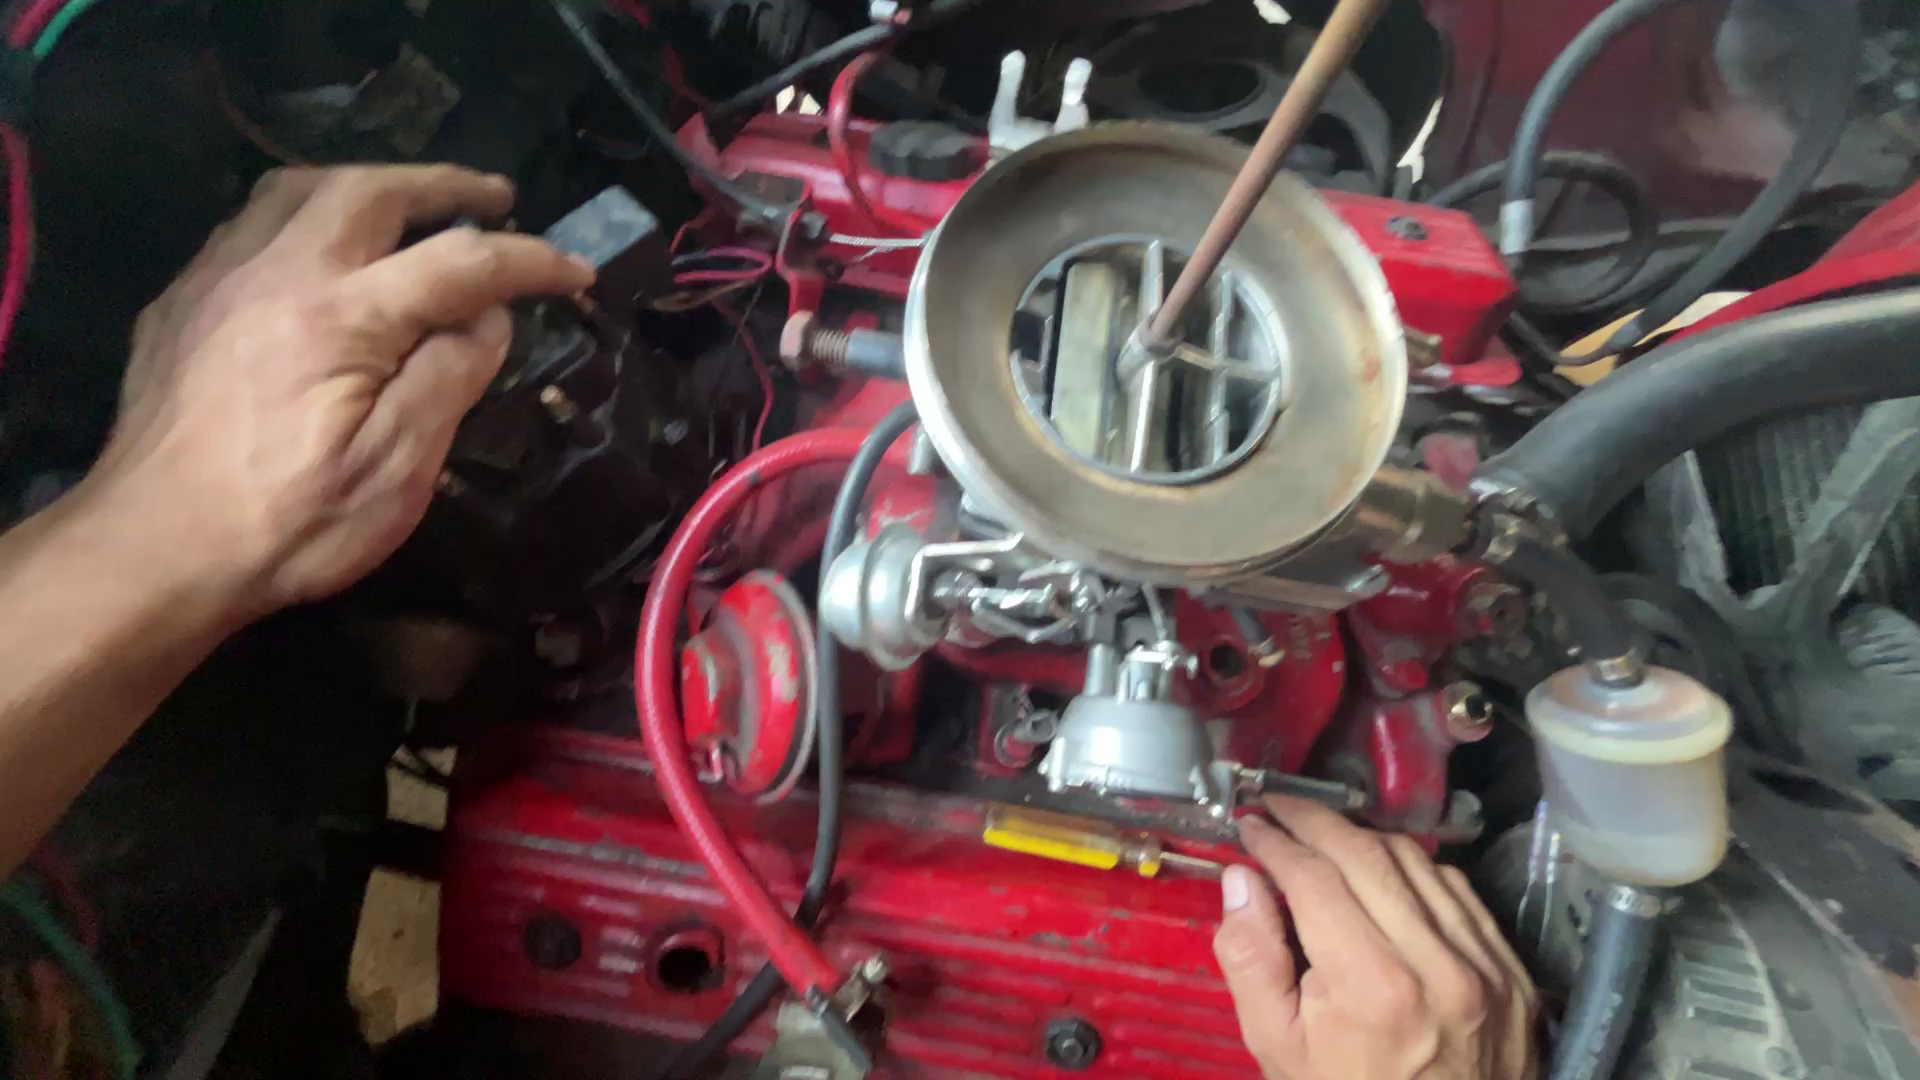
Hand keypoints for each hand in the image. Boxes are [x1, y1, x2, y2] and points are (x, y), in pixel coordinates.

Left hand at [93, 165, 594, 615]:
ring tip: (427, 208)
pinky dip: (323, 216)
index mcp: (338, 319)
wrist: (158, 554)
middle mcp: (272, 276)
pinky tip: (345, 253)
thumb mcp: (403, 463)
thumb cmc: (299, 522)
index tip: (580, 273)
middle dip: (445, 187)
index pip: (458, 264)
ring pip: (301, 193)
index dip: (529, 261)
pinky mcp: (190, 306)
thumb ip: (451, 375)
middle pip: (368, 192)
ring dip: (378, 189)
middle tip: (501, 199)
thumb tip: (488, 318)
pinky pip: (260, 226)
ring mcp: (219, 283)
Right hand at [1215, 797, 1537, 1079]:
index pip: (1313, 876)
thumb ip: (1248, 958)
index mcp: (1373, 985)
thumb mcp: (1275, 1044)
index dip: (1274, 840)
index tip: (1248, 823)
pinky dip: (1408, 863)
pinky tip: (1378, 867)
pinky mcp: (1513, 973)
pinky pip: (1455, 887)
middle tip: (1277, 808)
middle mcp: (1438, 963)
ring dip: (1357, 833)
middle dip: (1310, 818)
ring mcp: (1486, 966)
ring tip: (1319, 831)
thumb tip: (1241, 878)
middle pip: (1363, 852)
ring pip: (1412, 859)